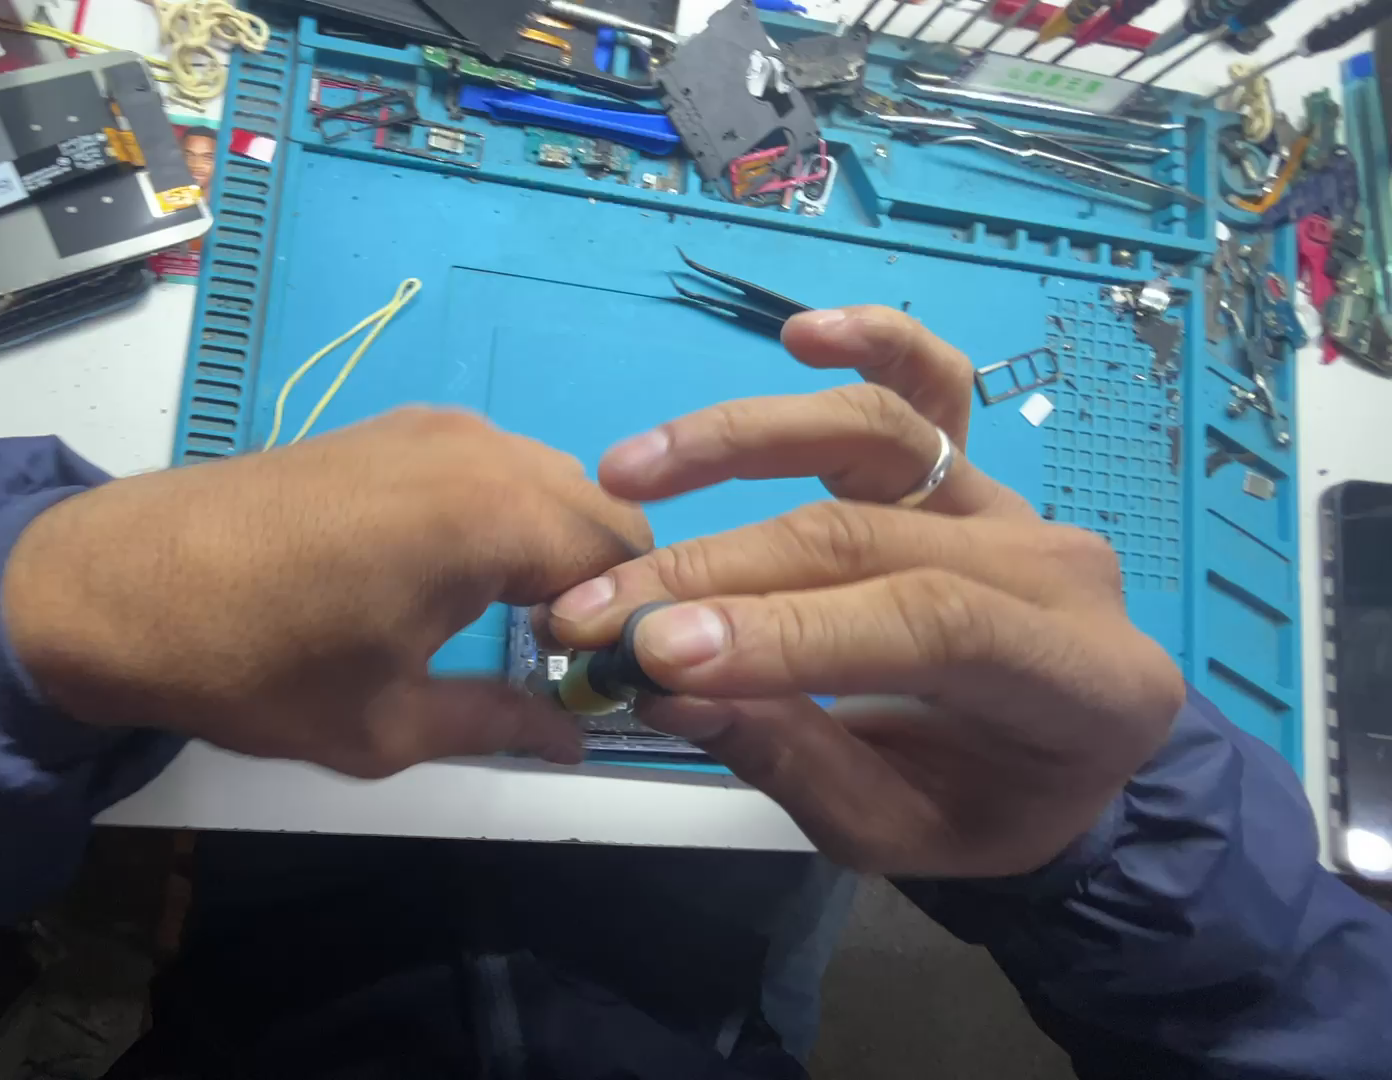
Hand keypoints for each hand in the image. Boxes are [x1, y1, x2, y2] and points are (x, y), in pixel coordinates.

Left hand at [2, 408, 651, 777]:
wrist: (117, 586)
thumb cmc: (258, 665)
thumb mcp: (388, 721)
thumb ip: (500, 724)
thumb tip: (573, 739)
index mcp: (493, 513)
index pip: (623, 561)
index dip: (625, 628)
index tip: (591, 685)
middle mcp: (478, 448)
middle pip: (594, 511)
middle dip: (599, 583)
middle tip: (554, 655)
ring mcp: (432, 425)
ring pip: (543, 482)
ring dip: (550, 545)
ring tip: (506, 614)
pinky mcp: (391, 425)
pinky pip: (488, 466)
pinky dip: (503, 514)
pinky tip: (455, 566)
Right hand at [548, 307, 1184, 876]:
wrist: (1043, 762)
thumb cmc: (970, 804)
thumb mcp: (885, 829)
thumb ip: (784, 756)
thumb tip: (658, 685)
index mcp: (1076, 680)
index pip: (922, 625)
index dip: (779, 630)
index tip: (651, 651)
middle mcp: (1049, 564)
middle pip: (857, 534)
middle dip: (706, 570)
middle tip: (590, 607)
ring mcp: (1006, 499)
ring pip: (874, 434)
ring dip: (739, 443)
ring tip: (626, 471)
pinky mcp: (965, 467)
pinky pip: (929, 383)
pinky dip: (870, 345)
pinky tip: (799, 334)